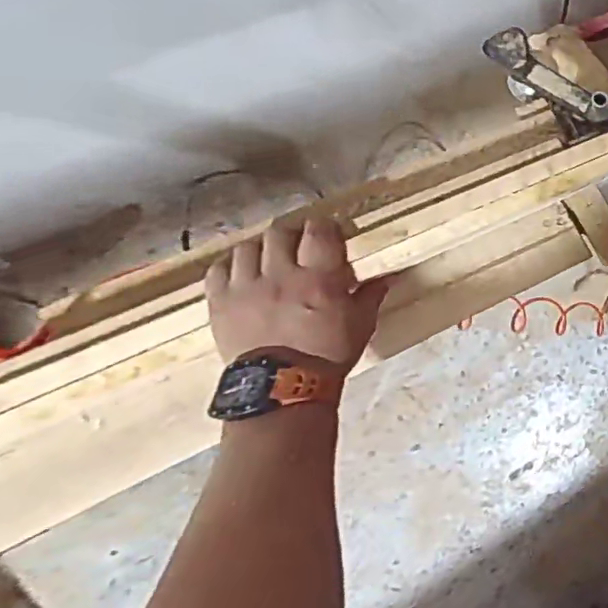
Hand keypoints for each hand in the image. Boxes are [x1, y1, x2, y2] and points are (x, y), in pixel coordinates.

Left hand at [204, 216, 390, 374]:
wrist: (283, 383)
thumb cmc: (330, 350)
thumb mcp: (361, 322)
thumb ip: (371, 294)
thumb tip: (390, 278)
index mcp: (320, 278)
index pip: (319, 233)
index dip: (325, 224)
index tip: (331, 228)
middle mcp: (281, 275)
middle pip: (279, 233)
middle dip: (293, 232)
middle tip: (301, 240)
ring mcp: (245, 288)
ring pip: (246, 247)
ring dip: (261, 247)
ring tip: (271, 255)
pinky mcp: (220, 302)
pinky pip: (217, 269)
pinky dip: (231, 264)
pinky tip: (242, 270)